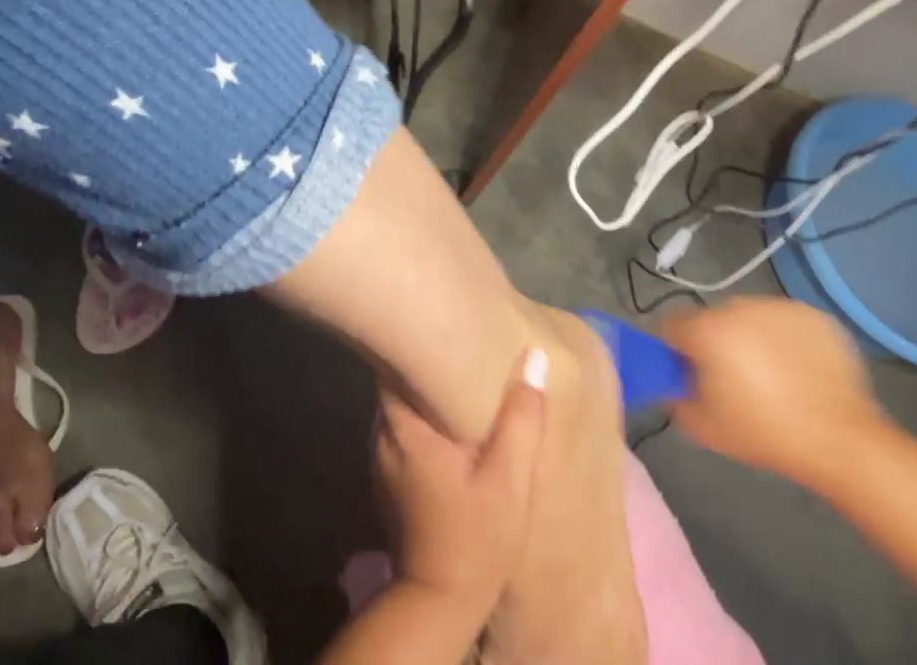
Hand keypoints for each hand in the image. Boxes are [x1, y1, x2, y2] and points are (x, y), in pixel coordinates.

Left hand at [377, 348, 550, 608]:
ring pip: (401, 402)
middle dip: (425, 357)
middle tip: (465, 338)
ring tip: (462, 368)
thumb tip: (534, 357)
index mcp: (406, 427)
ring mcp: (382, 457)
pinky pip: (404, 426)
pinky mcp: (389, 476)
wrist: (441, 600)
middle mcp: (384, 435)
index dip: (417, 335)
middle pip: (397, 378)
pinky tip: (453, 413)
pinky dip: (425, 413)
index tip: (447, 317)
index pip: (394, 360)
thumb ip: (521, 417)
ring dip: (426, 386)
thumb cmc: (477, 535)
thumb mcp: (510, 477)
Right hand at [660, 297, 885, 487]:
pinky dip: (783, 339)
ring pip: (750, 318)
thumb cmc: (763, 433)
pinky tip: (796, 369)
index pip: (671, 326)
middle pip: (712, 319)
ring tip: (770, 375)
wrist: (838, 439)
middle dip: (715, 342)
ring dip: (750, 337)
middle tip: (731, 379)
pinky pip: (784, 322)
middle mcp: (741, 307)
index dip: (675, 350)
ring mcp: (781, 308)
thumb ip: (673, 396)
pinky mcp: (815, 316)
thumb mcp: (701, 426)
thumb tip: (671, 382)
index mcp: (708, 331)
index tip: (688, 374)